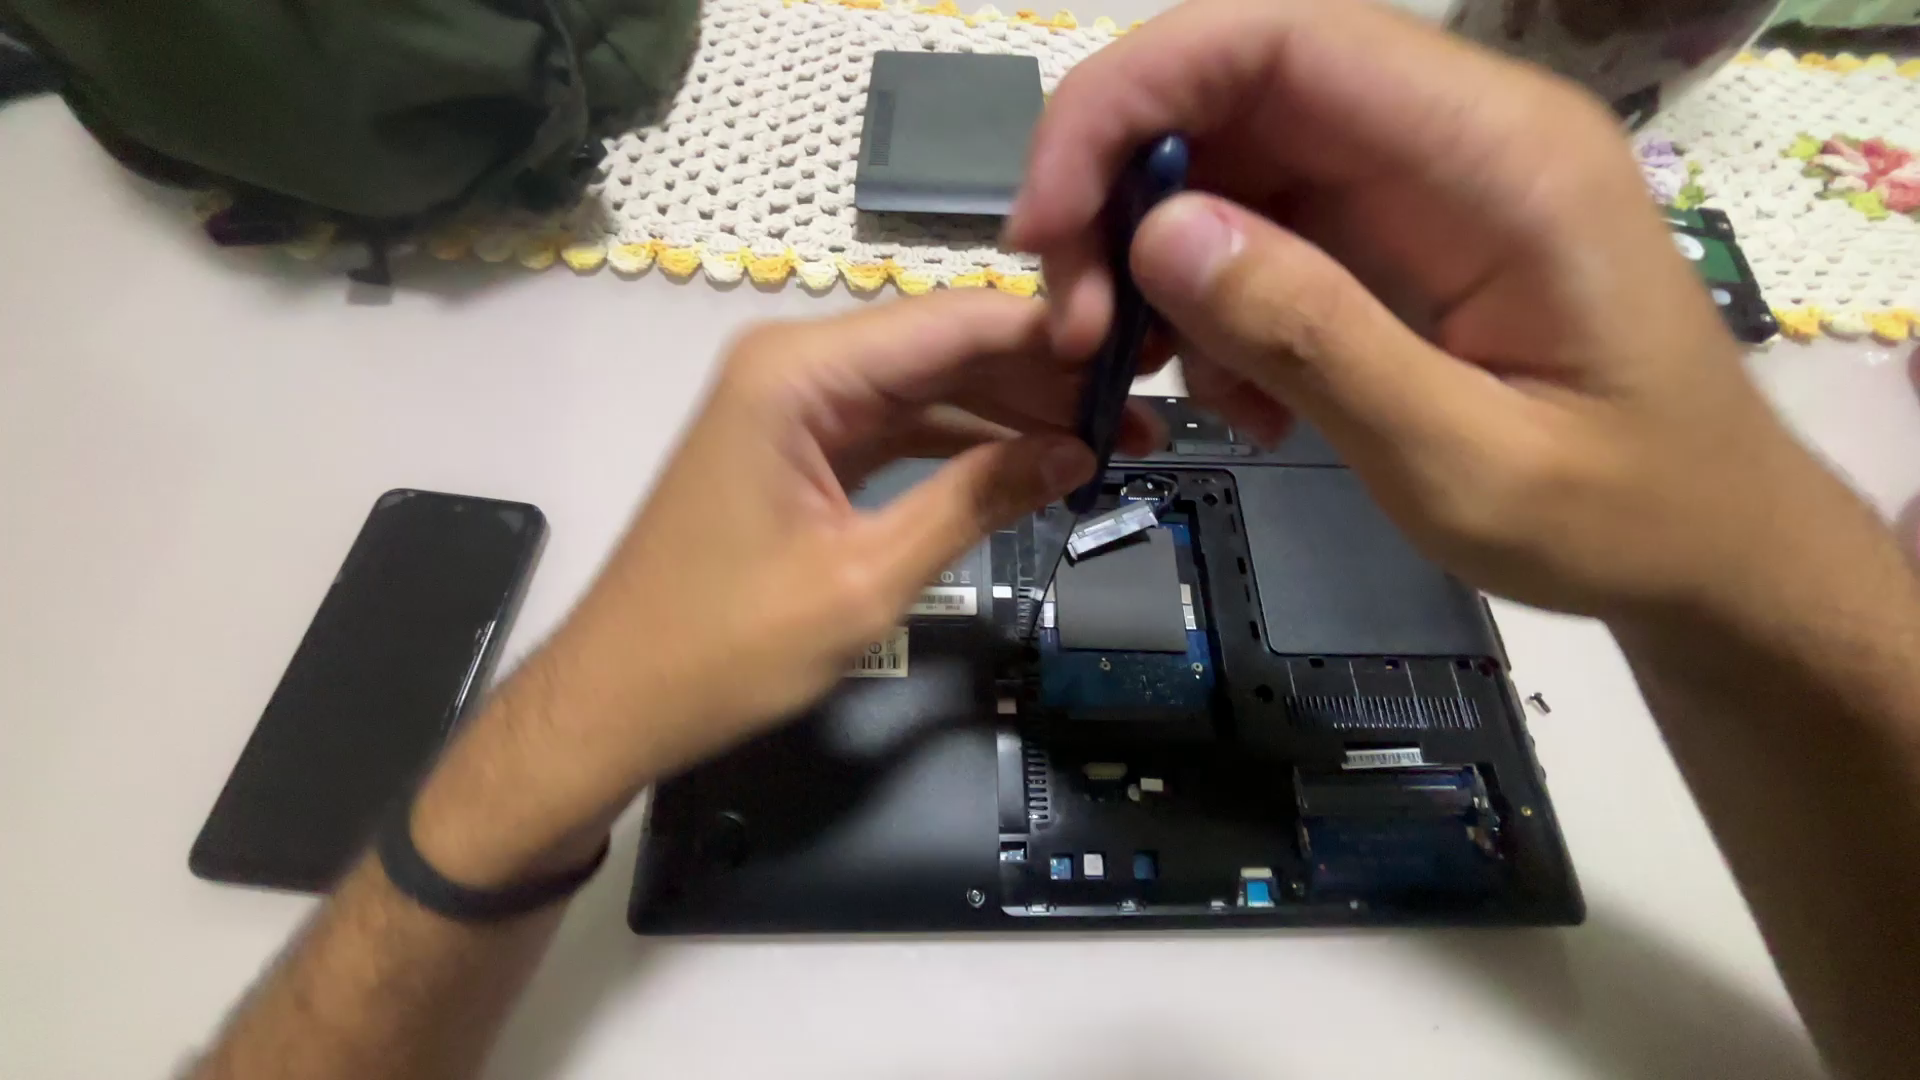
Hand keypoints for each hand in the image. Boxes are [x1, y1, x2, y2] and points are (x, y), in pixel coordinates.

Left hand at [409, 291, 1168, 883]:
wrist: (617, 700)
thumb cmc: (727, 648)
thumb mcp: (867, 578)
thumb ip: (974, 501)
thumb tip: (1076, 453)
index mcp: (801, 373)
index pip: (953, 324)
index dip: (1052, 338)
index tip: (1138, 360)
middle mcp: (797, 364)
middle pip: (945, 348)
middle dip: (1042, 381)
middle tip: (1138, 413)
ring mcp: (797, 404)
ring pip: (928, 387)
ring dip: (1009, 414)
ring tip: (1104, 441)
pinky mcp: (800, 445)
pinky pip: (897, 426)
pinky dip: (959, 444)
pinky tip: (1027, 462)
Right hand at [1008, 0, 1824, 619]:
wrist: (1690, 545)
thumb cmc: (1609, 512)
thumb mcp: (1456, 455)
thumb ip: (1315, 336)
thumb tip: (1159, 234)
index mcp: (1487, 154)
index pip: (1271, 44)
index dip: (1124, 106)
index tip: (1041, 228)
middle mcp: (1436, 141)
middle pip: (1222, 104)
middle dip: (1114, 209)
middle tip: (1081, 336)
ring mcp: (1400, 195)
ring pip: (1217, 183)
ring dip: (1152, 280)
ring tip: (1166, 389)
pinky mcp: (1372, 251)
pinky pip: (1244, 252)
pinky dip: (1202, 324)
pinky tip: (1239, 406)